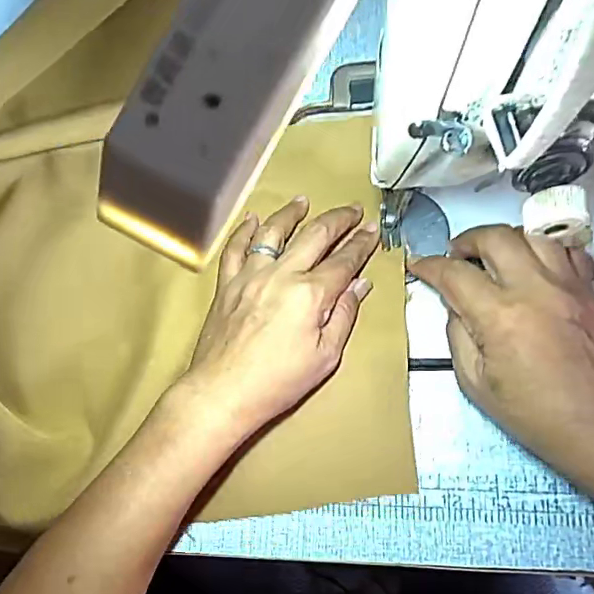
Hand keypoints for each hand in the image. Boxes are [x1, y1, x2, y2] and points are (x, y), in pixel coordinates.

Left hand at [167, 198, 379, 446]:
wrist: (222, 392)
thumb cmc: (272, 383)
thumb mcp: (324, 357)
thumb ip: (343, 316)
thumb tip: (358, 287)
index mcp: (310, 295)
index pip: (344, 259)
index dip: (361, 243)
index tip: (371, 232)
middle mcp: (280, 277)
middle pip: (314, 235)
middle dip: (338, 219)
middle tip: (351, 211)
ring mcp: (249, 278)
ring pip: (272, 232)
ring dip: (290, 214)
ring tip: (302, 202)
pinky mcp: (226, 287)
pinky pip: (235, 249)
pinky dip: (244, 231)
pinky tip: (252, 221)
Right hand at [409, 225, 593, 476]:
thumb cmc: (531, 412)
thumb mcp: (474, 381)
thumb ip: (458, 335)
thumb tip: (456, 306)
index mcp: (500, 316)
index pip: (455, 274)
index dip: (429, 266)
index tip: (417, 265)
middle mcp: (536, 289)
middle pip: (496, 238)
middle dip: (466, 241)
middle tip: (454, 257)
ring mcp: (568, 285)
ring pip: (533, 235)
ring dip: (505, 240)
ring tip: (491, 258)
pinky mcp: (589, 290)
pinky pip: (566, 251)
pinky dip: (543, 250)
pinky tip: (531, 267)